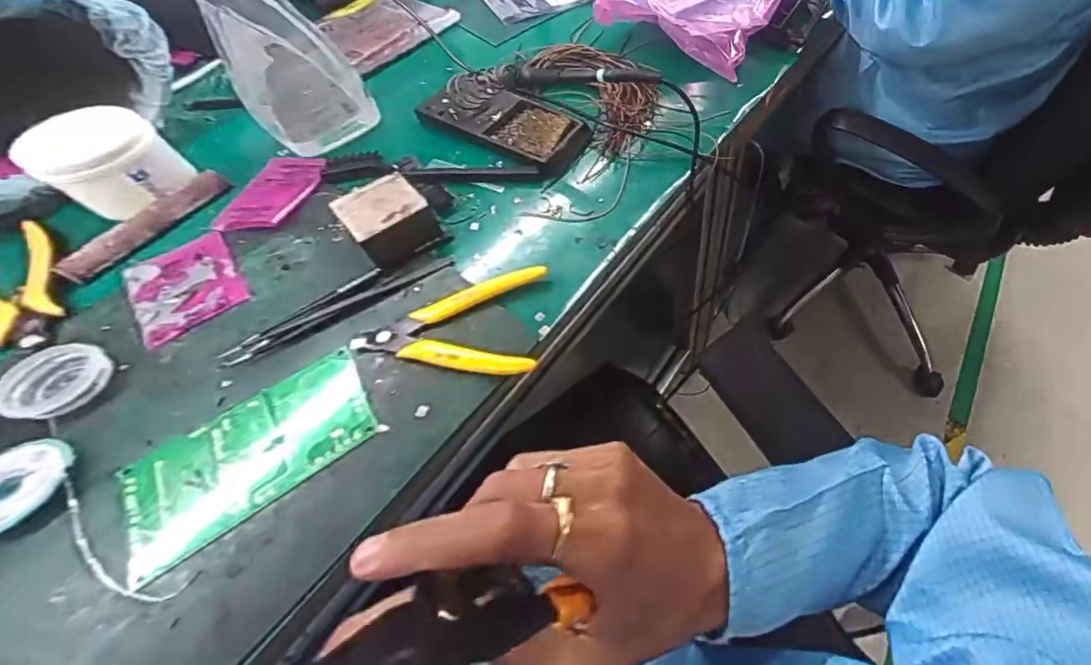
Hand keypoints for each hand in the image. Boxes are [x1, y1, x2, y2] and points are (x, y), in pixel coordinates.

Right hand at [334, 443, 728, 664]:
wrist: (717, 556)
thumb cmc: (660, 611)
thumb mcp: (594, 653)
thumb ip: (521, 652)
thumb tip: (462, 653)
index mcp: (599, 537)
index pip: (504, 529)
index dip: (434, 542)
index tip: (373, 558)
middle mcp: (598, 482)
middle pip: (500, 491)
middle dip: (453, 529)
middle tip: (423, 570)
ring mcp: (603, 456)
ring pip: (516, 471)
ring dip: (485, 508)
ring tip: (475, 554)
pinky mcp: (607, 447)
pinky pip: (542, 462)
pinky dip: (515, 491)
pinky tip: (517, 524)